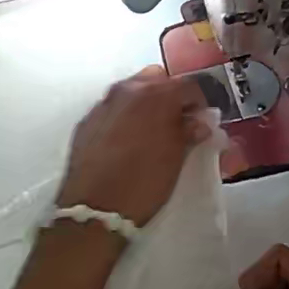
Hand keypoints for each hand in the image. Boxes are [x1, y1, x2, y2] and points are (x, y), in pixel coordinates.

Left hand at [54, 66, 210, 228]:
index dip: (199, 103)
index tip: (201, 122)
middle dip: (169, 95)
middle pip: (157, 79)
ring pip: (132, 90)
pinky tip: (126, 141)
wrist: (95, 208)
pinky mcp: (87, 120)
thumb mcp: (177, 158)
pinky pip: (112, 108)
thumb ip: (189, 132)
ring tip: (151, 131)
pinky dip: (124, 116)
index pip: (188, 86)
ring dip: (145, 103)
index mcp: (157, 94)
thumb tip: (199, 122)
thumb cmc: (145, 182)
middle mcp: (128, 89)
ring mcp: (104, 102)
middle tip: (176, 122)